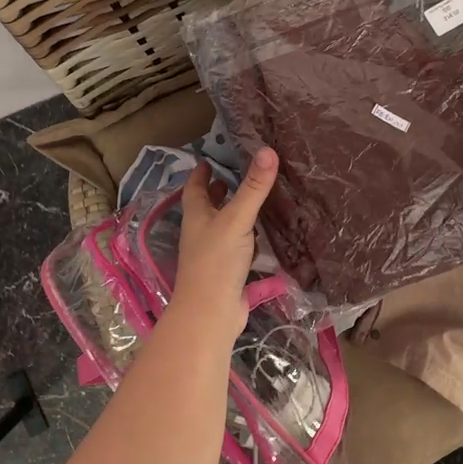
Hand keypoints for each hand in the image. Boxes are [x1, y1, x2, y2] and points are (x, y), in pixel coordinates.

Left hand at [174, 147, 278, 329]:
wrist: (211, 313)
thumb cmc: (216, 261)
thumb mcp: (237, 219)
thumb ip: (253, 188)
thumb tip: (268, 150)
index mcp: (197, 216)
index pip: (194, 188)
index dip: (200, 174)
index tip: (208, 160)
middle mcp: (201, 233)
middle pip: (207, 208)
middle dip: (218, 192)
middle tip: (233, 176)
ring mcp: (213, 255)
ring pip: (223, 228)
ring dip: (234, 215)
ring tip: (254, 202)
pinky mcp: (228, 273)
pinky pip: (238, 249)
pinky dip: (248, 239)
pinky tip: (263, 237)